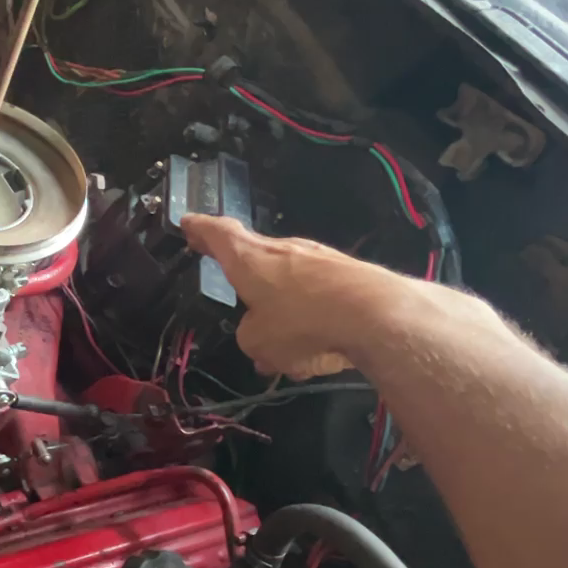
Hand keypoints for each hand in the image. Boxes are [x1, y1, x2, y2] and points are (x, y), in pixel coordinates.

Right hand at [180, 215, 407, 378]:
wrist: (380, 316)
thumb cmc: (302, 323)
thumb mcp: (256, 342)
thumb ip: (249, 336)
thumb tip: (260, 337)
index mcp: (250, 259)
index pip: (219, 234)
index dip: (201, 229)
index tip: (188, 222)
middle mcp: (284, 251)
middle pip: (255, 252)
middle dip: (241, 267)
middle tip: (228, 274)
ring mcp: (320, 259)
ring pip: (288, 278)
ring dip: (279, 301)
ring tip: (279, 336)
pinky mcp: (350, 275)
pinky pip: (318, 295)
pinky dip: (310, 314)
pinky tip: (316, 346)